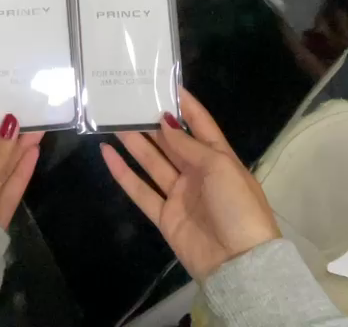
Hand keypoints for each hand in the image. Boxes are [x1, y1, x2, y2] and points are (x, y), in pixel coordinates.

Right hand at [101, 89, 280, 279]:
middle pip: (170, 141)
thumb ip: (189, 145)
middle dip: (151, 121)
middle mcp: (198, 173)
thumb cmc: (238, 206)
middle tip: (127, 99)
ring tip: (112, 119)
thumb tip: (165, 122)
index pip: (199, 123)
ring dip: (133, 141)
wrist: (240, 265)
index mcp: (218, 157)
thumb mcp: (220, 167)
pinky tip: (107, 153)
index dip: (184, 103)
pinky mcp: (165, 216)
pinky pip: (140, 190)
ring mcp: (180, 195)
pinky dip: (123, 172)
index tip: (163, 81)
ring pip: (152, 162)